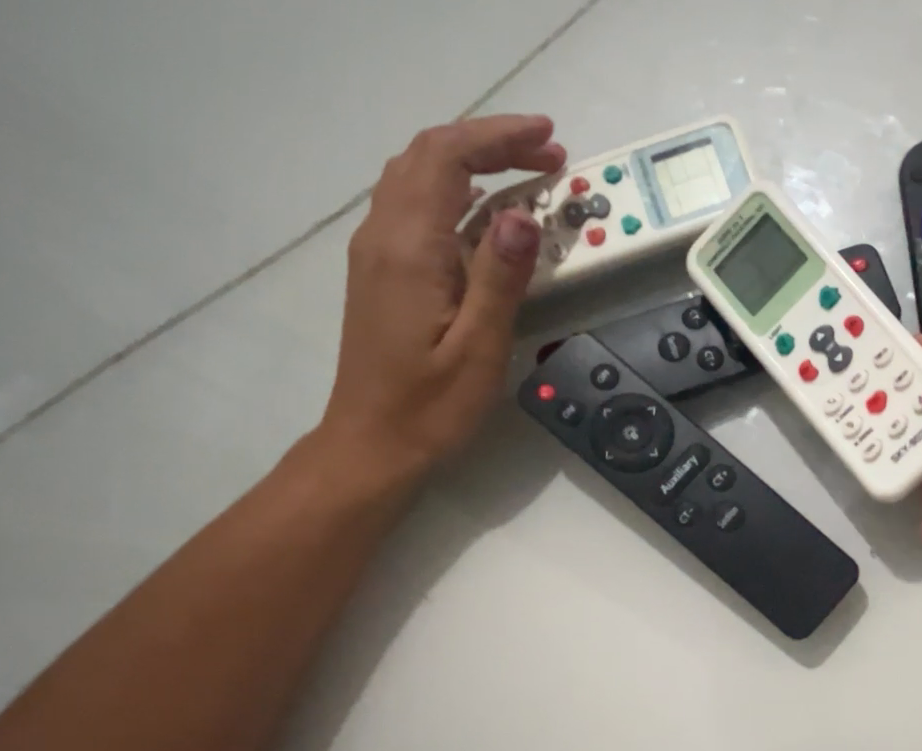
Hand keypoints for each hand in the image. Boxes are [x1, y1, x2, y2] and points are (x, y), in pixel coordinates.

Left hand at [319, 115, 565, 475]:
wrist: (372, 442)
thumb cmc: (431, 405)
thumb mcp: (480, 348)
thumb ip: (499, 277)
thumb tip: (520, 214)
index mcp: (409, 250)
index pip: (446, 160)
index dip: (498, 138)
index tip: (549, 139)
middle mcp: (383, 237)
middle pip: (428, 156)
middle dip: (489, 142)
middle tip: (549, 155)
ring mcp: (376, 252)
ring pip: (416, 175)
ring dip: (470, 161)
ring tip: (527, 172)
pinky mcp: (382, 270)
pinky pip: (414, 204)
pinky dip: (455, 188)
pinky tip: (490, 211)